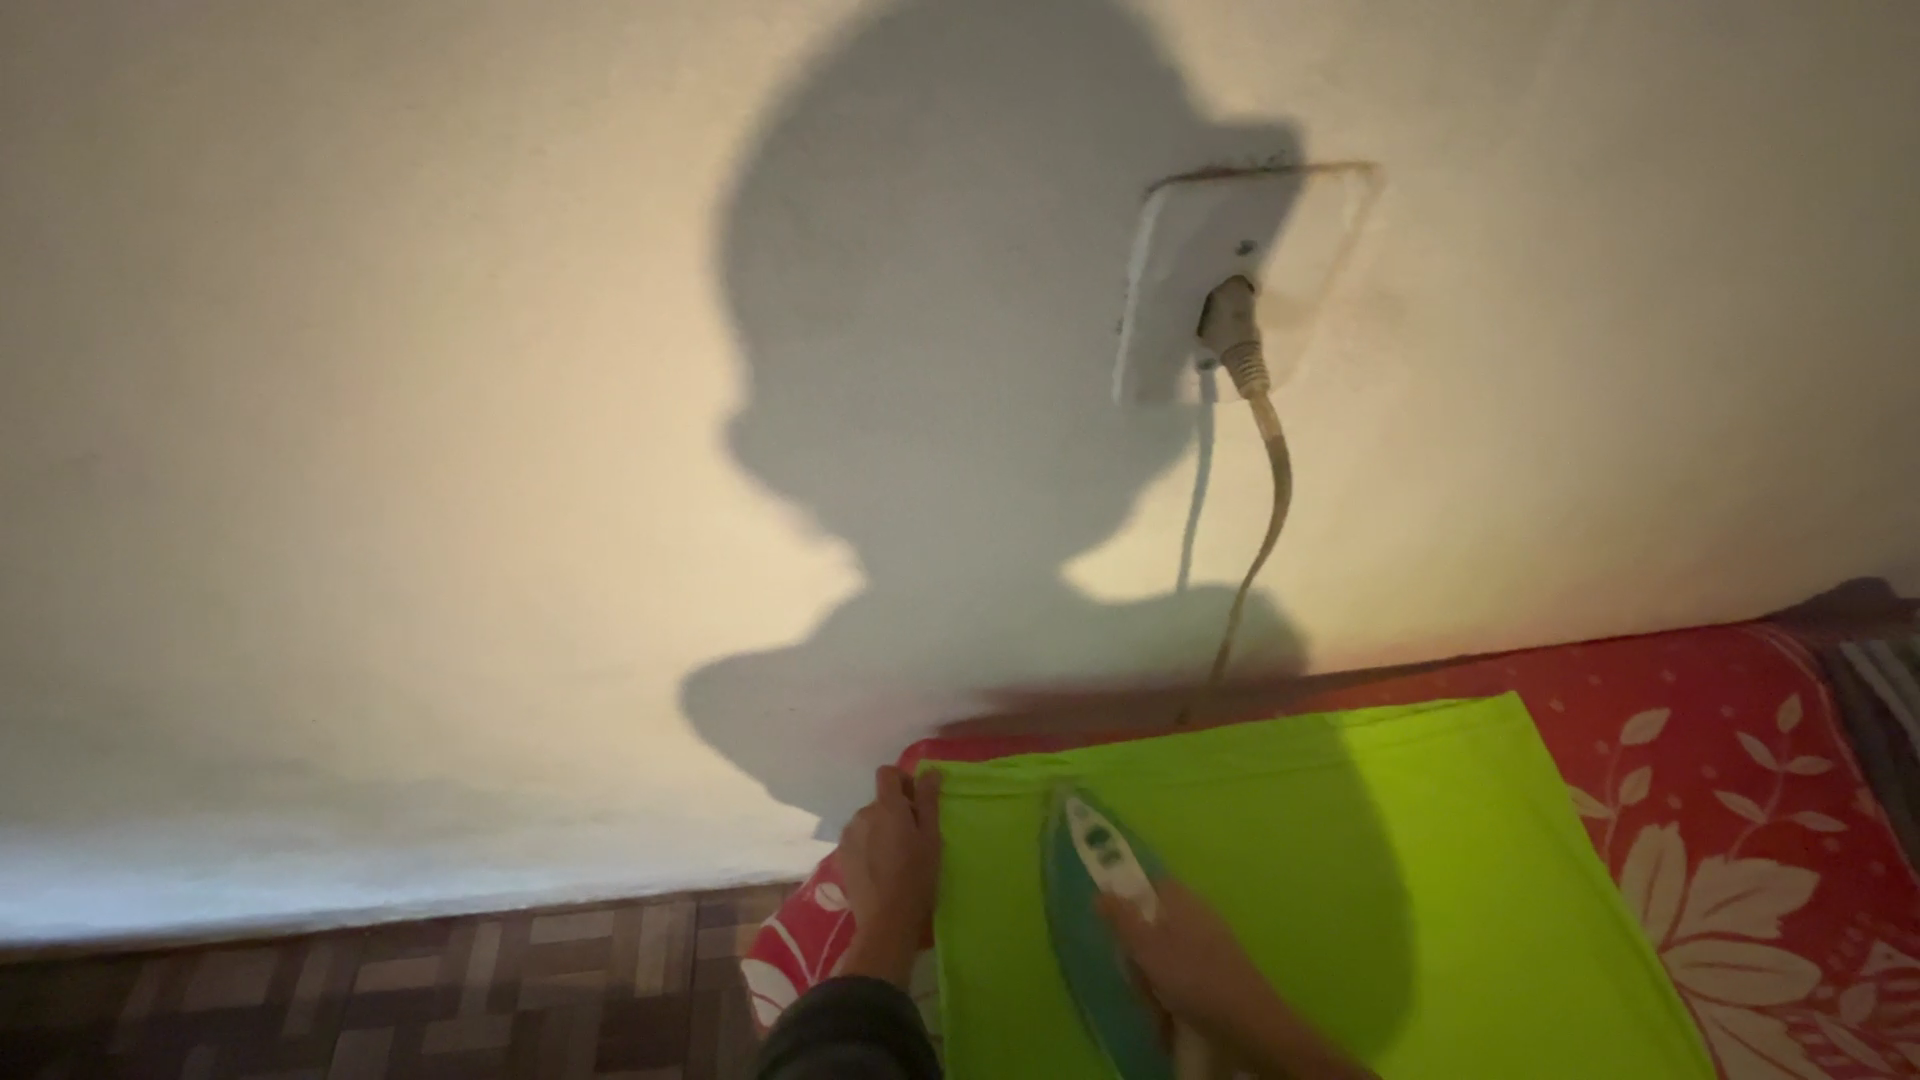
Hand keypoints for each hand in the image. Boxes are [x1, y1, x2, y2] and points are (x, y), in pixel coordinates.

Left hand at [835, 765, 941, 986]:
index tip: (917, 803)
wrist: (886, 921)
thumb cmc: (916, 876)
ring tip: (897, 857)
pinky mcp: (842, 855)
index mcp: (886, 806)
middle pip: (881, 800)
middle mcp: (862, 814)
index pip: (887, 773)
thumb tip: (930, 771)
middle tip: (914, 839)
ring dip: (883, 828)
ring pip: (870, 820)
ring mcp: (849, 835)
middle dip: (897, 811)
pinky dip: (871, 844)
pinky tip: (882, 868)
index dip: (903, 781)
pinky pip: (859, 837)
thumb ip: (928, 800)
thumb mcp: (930, 837)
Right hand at [1099, 879, 1377, 1079]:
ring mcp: (1208, 942)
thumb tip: (1099, 891)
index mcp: (1178, 897)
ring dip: (1153, 978)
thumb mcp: (1146, 946)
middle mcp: (1194, 912)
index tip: (1118, 931)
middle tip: (1139, 974)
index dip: (1127, 904)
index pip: (1144, 885)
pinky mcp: (1217, 970)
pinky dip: (1173, 992)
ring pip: (1164, 953)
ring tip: (1157, 1002)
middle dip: (1138, 951)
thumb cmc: (1193, 977)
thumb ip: (1120, 917)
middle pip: (1151, 922)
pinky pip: (1182, 974)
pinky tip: (1173, 1013)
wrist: (1250, 1023)